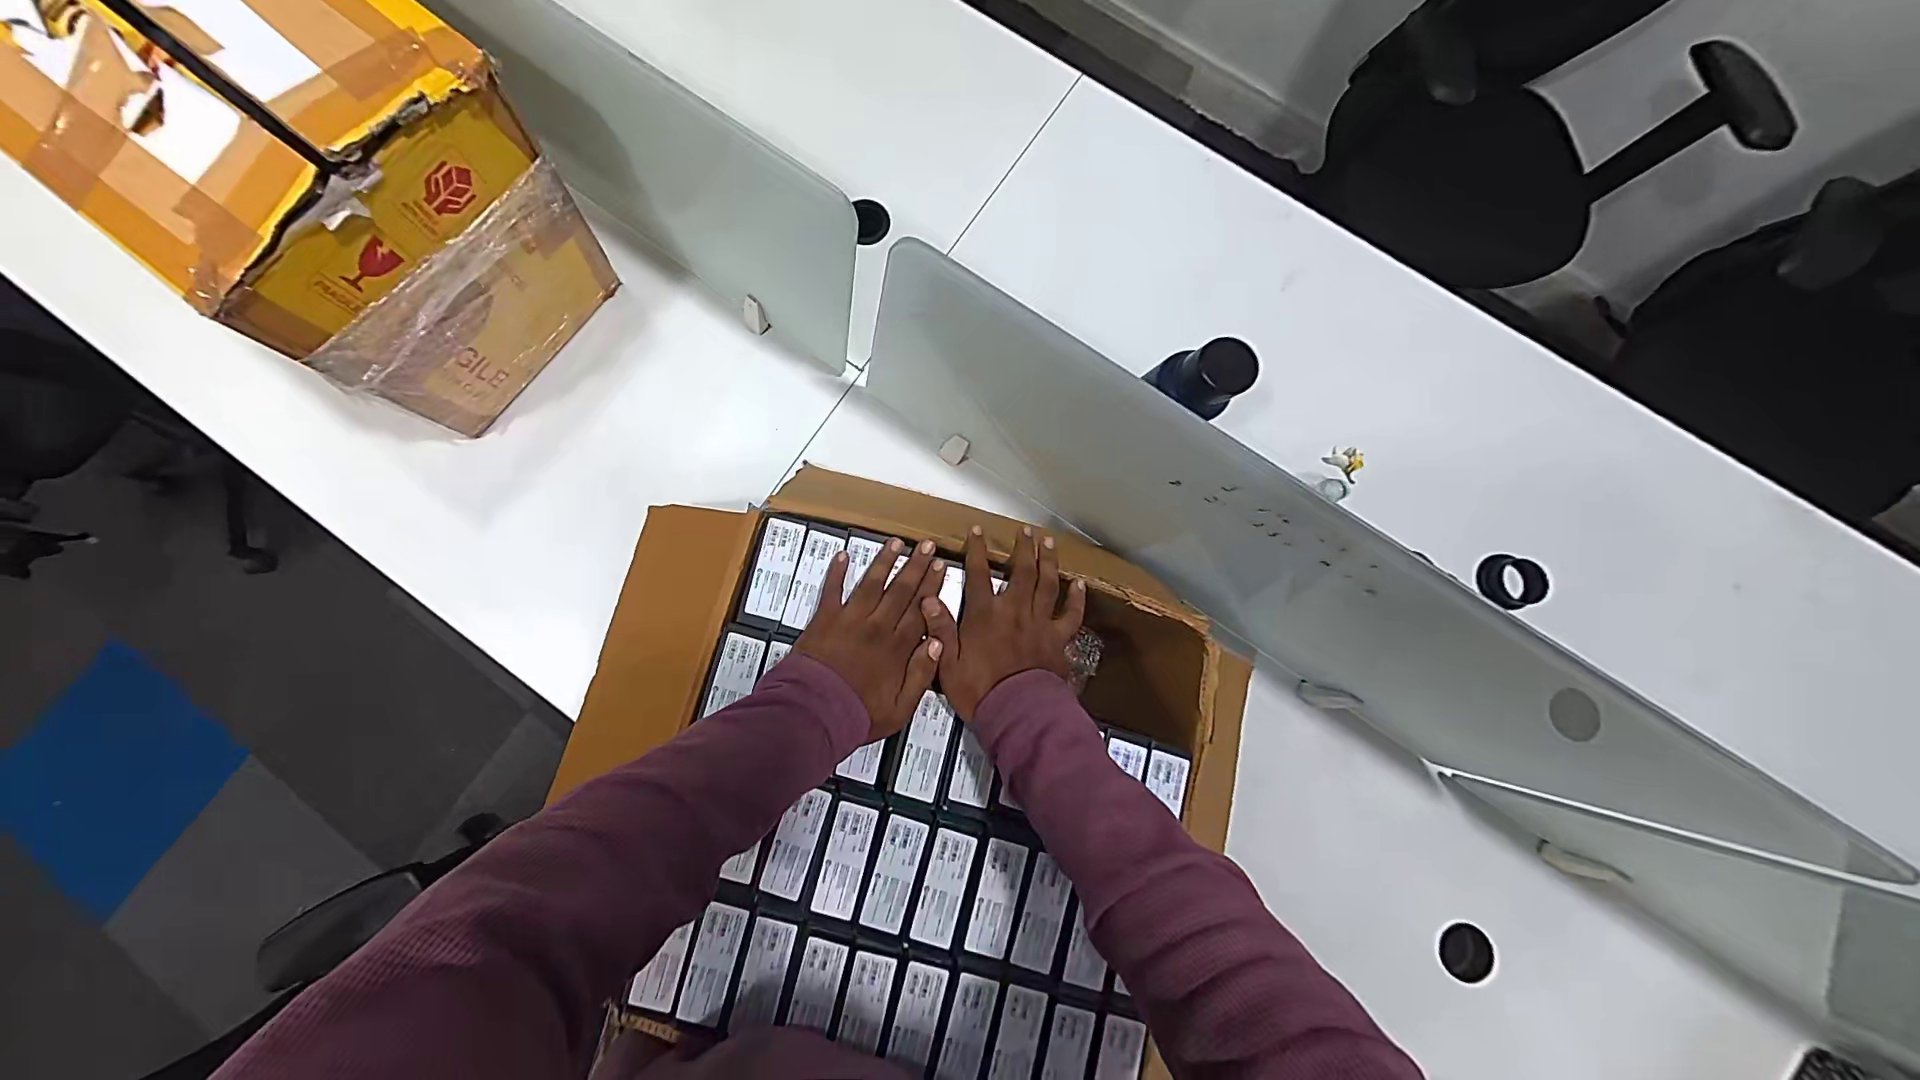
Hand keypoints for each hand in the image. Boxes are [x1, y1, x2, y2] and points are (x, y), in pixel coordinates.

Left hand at [793, 538, 946, 742]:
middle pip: (901, 590)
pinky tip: (843, 556)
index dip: (933, 586)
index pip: (922, 610)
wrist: (814, 713)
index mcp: (897, 648)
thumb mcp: (901, 708)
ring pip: (872, 583)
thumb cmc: (857, 714)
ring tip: (897, 543)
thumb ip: (921, 674)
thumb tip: (937, 644)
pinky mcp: (824, 620)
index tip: (941, 568)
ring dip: (885, 561)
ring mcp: (850, 620)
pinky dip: (836, 572)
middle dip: (917, 566)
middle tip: (928, 546)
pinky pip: (832, 590)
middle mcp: (876, 627)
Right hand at [922, 525, 1085, 719]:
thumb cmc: (980, 691)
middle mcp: (1014, 611)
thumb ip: (941, 628)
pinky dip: (1076, 599)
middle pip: (1021, 571)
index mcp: (984, 615)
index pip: (978, 574)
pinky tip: (1079, 584)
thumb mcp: (948, 662)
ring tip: (1049, 543)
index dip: (977, 550)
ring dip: (1048, 561)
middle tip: (1025, 530)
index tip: (977, 532)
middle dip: (1022, 548)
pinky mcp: (1057, 640)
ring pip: (1047, 584)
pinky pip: (1070, 615)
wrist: (1018, 713)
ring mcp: (1039, 623)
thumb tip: (928, 599)